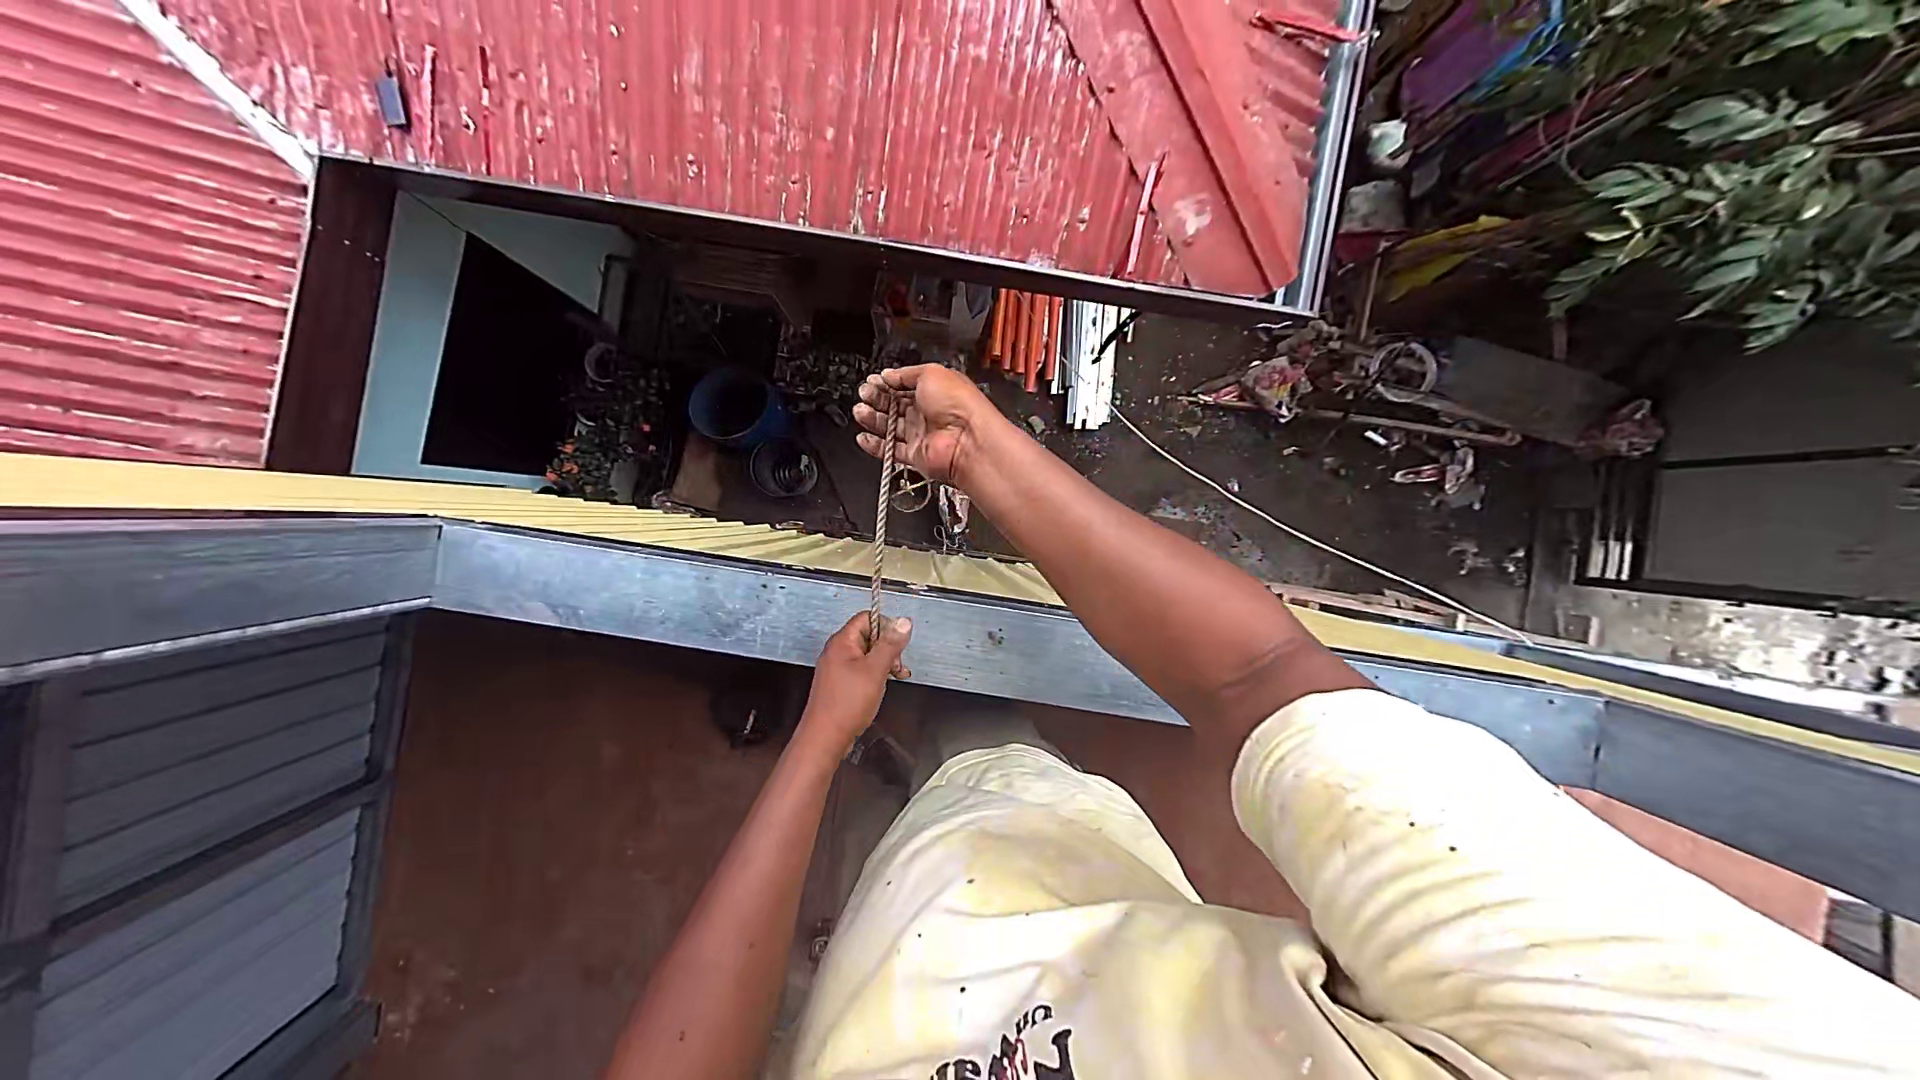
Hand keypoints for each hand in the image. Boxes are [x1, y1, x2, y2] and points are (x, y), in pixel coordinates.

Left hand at [797, 612, 912, 756]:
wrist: (825, 737)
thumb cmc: (843, 706)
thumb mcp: (876, 670)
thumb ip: (890, 645)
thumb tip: (902, 623)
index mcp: (842, 642)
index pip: (867, 617)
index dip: (886, 627)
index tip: (897, 643)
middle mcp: (837, 652)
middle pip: (869, 635)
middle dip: (887, 648)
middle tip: (895, 664)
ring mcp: (837, 667)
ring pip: (867, 654)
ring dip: (883, 663)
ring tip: (891, 676)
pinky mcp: (840, 682)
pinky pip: (862, 669)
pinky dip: (875, 674)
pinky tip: (881, 686)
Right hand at [853, 365, 1005, 485]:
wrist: (968, 440)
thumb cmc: (959, 405)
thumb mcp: (931, 372)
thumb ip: (906, 374)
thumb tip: (890, 374)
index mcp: (934, 391)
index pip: (904, 386)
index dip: (886, 383)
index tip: (872, 381)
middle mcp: (928, 413)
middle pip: (894, 406)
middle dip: (876, 399)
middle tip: (864, 394)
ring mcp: (922, 435)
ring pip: (890, 427)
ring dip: (872, 419)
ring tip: (860, 411)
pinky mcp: (916, 456)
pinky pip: (891, 451)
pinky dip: (876, 446)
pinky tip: (864, 437)